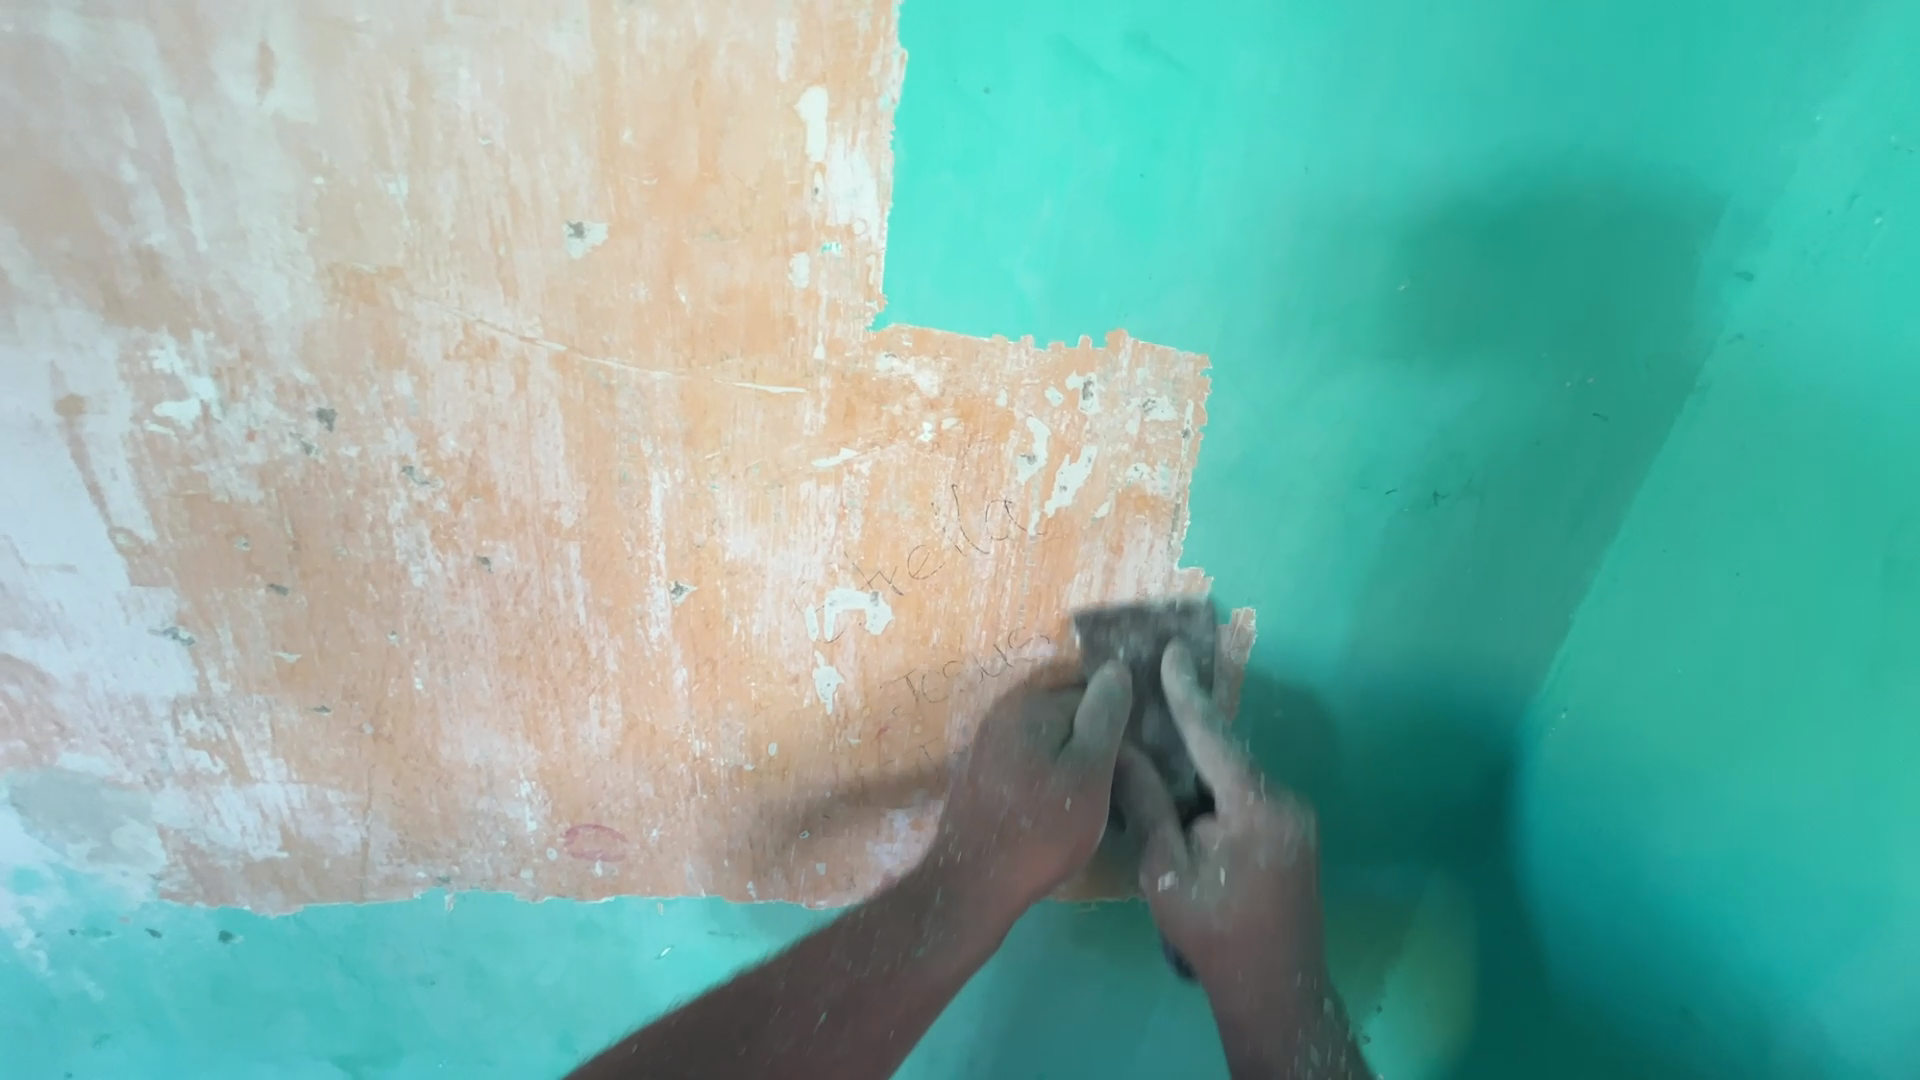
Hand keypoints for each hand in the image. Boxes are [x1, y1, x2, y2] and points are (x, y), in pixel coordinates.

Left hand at [928, 662, 1133, 922]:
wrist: (974, 881)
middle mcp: (1004, 713)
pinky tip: (1050, 814)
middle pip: (1068, 720)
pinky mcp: (981, 772)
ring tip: (1080, 810)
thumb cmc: (1042, 828)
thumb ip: (1104, 716)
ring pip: (1048, 744)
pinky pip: (1027, 764)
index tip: (1125, 772)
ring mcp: (988, 742)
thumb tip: (1116, 667)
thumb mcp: (1089, 771)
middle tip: (1107, 795)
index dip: (1115, 734)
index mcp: (1031, 704)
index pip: (1092, 699)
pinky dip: (1044, 782)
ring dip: (1069, 768)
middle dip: (1091, 749)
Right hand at [1115, 643, 1327, 1014]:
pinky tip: (1179, 785)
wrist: (1275, 991)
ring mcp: (1291, 816)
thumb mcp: (1166, 871)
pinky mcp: (1288, 830)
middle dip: (1183, 728)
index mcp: (1257, 808)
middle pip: (1222, 751)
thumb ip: (1148, 803)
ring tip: (1152, 741)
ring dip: (1193, 761)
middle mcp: (1283, 802)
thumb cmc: (1214, 933)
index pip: (1213, 736)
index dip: (1186, 692)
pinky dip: (1208, 783)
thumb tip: (1124, 750)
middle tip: (1148, 691)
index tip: (1172, 650)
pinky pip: (1240, 791)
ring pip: (1230, 772)